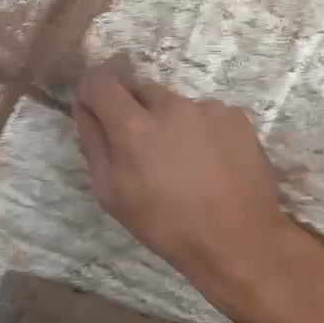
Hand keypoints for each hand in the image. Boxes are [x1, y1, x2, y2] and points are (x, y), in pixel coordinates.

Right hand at [72, 67, 300, 307]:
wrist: (239, 242)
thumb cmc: (166, 226)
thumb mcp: (112, 195)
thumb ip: (93, 143)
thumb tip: (84, 108)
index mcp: (134, 127)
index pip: (100, 81)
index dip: (92, 90)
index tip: (95, 108)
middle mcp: (171, 106)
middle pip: (140, 91)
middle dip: (135, 113)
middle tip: (146, 152)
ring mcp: (208, 108)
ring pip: (175, 105)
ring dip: (171, 123)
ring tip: (185, 164)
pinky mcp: (236, 116)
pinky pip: (206, 115)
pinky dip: (202, 131)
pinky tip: (211, 163)